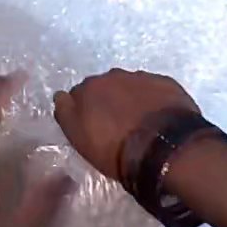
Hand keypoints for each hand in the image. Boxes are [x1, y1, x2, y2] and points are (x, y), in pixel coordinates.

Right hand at [52, 68, 198, 180]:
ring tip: (139, 121)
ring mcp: (140, 77)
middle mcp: (112, 76)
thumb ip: (67, 114)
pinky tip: (157, 116)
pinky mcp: (165, 82)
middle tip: (116, 124)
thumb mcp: (79, 139)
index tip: (91, 126)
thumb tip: (61, 96)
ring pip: (129, 86)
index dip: (84, 111)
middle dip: (107, 101)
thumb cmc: (115, 149)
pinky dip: (152, 99)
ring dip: (130, 98)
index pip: (78, 95)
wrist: (164, 148)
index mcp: (87, 88)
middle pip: (105, 87)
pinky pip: (153, 89)